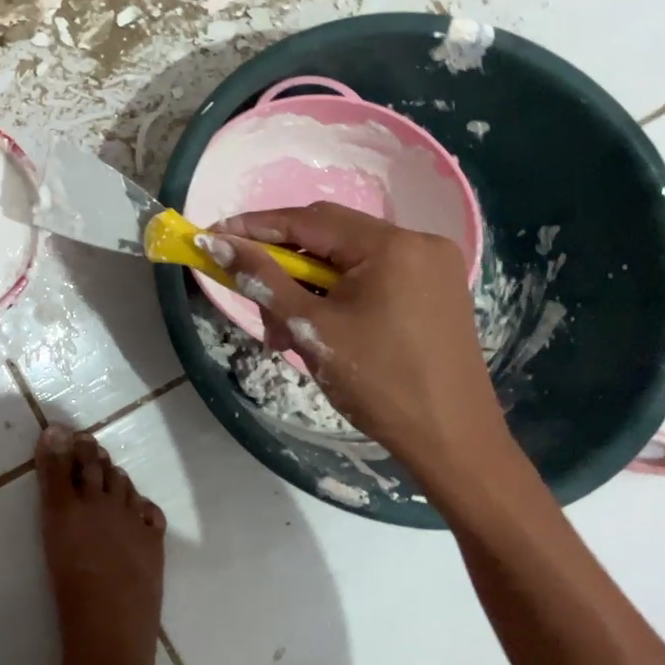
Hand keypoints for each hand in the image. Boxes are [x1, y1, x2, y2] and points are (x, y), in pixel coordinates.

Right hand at [203, 202, 512, 477]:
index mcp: (391, 247)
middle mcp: (417, 243)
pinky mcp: (433, 290)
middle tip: (243, 284)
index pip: (305, 220)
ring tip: (280, 327)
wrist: (454, 443)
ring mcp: (430, 267)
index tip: (210, 237)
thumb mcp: (310, 328)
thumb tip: (215, 242)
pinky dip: (333, 293)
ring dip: (304, 284)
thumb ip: (261, 278)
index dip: (253, 227)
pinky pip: (368, 274)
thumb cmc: (379, 383)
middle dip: (280, 260)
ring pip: (344, 257)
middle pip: (327, 233)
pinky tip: (314, 324)